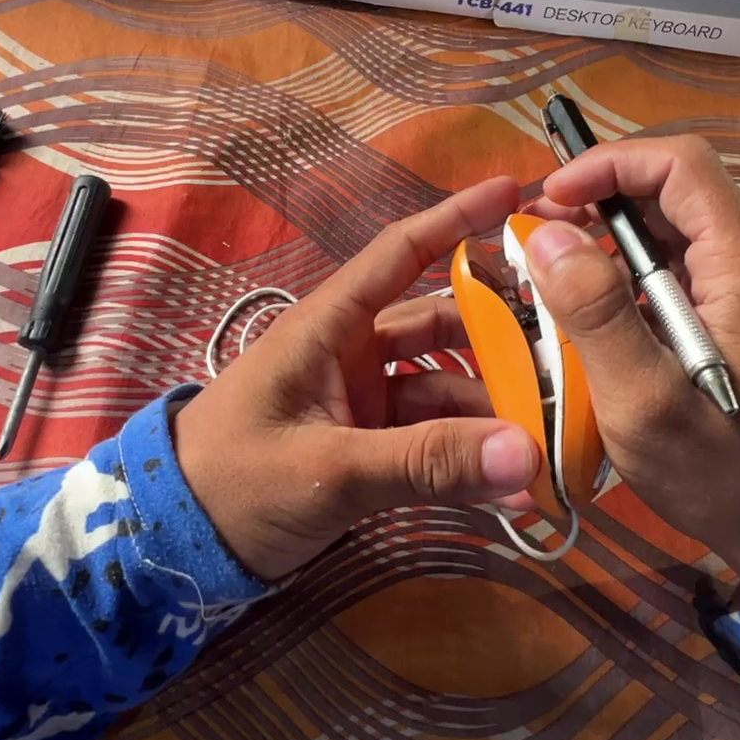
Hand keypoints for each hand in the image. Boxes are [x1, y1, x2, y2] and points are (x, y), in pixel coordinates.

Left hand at [173, 177, 541, 580]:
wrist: (174, 546)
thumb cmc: (233, 480)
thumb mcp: (329, 468)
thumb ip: (424, 463)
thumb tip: (526, 456)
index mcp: (330, 325)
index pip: (400, 253)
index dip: (455, 219)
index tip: (513, 194)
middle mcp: (352, 350)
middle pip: (439, 324)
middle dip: (497, 337)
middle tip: (565, 353)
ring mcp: (361, 397)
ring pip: (442, 385)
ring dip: (488, 406)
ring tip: (549, 432)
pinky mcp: (365, 441)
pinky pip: (429, 434)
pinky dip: (464, 450)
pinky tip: (505, 477)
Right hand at [525, 136, 739, 597]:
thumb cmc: (722, 476)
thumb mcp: (645, 402)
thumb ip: (597, 313)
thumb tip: (548, 233)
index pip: (682, 166)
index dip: (610, 163)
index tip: (550, 197)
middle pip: (676, 188)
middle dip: (600, 195)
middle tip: (538, 233)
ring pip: (673, 224)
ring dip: (608, 231)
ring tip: (552, 264)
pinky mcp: (737, 314)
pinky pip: (676, 263)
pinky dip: (625, 265)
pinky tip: (591, 301)